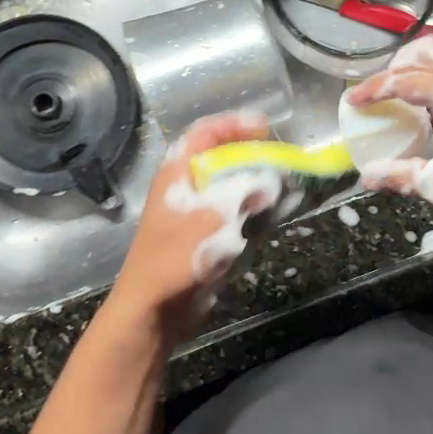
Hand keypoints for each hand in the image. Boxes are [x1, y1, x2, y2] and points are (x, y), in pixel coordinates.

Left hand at [103, 111, 276, 341]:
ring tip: (280, 182)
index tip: (265, 126)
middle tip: (278, 156)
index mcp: (177, 174)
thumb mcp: (213, 219)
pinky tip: (268, 213)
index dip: (233, 123)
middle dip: (249, 152)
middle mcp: (183, 187)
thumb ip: (244, 193)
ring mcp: (192, 212)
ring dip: (253, 180)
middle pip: (218, 156)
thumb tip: (271, 179)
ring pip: (226, 184)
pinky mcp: (201, 236)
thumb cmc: (175, 259)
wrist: (152, 310)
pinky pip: (230, 210)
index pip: (203, 133)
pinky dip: (249, 206)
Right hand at [344, 37, 432, 225]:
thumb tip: (367, 177)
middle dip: (397, 68)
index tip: (352, 101)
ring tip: (400, 99)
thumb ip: (407, 179)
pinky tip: (431, 111)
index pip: (408, 80)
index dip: (375, 90)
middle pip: (428, 51)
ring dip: (418, 70)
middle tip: (378, 94)